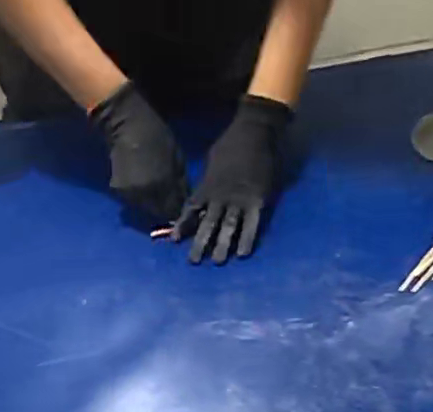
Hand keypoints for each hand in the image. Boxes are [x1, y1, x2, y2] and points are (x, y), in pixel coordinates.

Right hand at [88, 82, 187, 223]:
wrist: (127, 126)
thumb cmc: (156, 135)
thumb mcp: (177, 156)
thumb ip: (180, 181)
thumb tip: (183, 199)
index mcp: (161, 185)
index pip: (172, 209)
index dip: (178, 210)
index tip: (182, 207)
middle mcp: (144, 195)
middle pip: (157, 212)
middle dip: (165, 208)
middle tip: (170, 200)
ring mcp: (129, 195)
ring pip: (145, 207)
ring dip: (152, 203)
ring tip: (156, 191)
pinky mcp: (118, 192)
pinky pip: (133, 200)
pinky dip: (140, 196)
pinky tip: (143, 185)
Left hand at [176, 95, 291, 264]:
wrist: (256, 128)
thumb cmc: (231, 143)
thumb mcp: (211, 162)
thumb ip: (205, 181)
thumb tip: (199, 195)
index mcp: (207, 188)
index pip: (191, 211)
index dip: (182, 227)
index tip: (174, 241)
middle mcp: (220, 198)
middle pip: (207, 225)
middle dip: (200, 244)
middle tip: (194, 261)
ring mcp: (239, 200)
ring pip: (228, 228)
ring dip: (222, 246)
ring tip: (217, 261)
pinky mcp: (258, 200)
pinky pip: (252, 224)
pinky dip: (247, 239)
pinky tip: (243, 253)